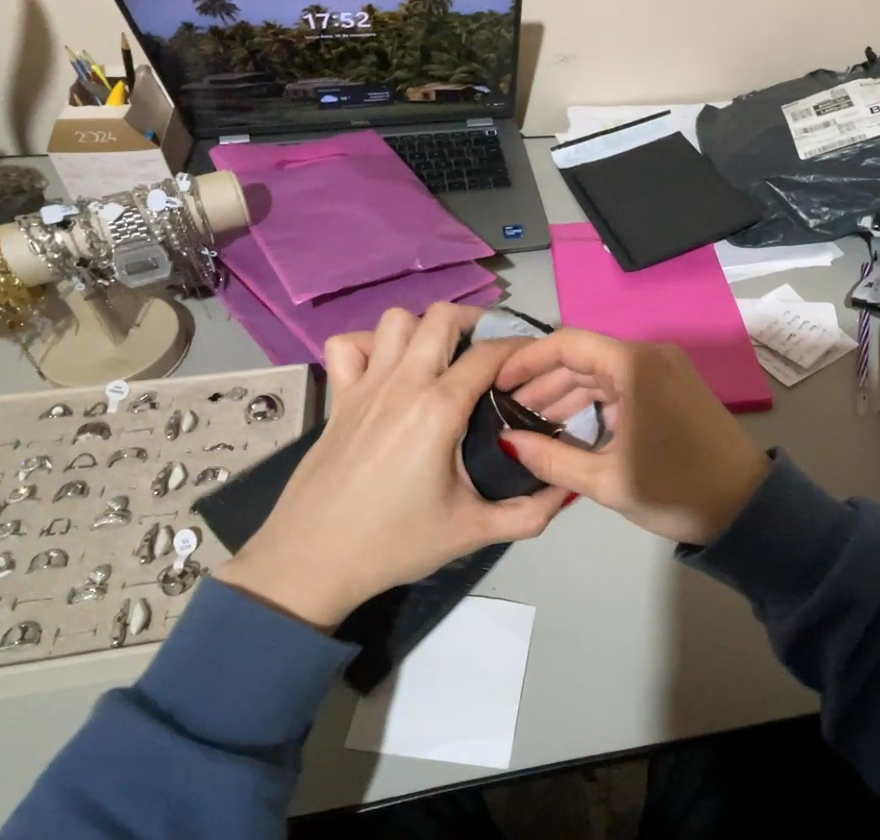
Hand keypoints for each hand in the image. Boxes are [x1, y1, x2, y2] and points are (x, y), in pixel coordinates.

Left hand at [215, 305, 571, 629]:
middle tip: (491, 351)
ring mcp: (364, 387)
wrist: (311, 563)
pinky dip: (371, 345)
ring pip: (396, 320)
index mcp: (438, 409)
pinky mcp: (337, 399)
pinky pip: (348, 346)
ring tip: (443, 357)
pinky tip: (388, 370)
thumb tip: (568, 492)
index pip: (488, 354)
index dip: (517, 349)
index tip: (532, 361)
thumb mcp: (472, 532)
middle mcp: (402, 384)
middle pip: (441, 317)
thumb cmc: (394, 544)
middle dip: (474, 321)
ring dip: (425, 328)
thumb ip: (529, 512)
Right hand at [494, 329, 771, 545]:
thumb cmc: (675, 490)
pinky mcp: (673, 387)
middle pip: (584, 357)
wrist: (746, 507)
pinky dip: (595, 401)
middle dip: (543, 381)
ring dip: (567, 394)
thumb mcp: (607, 480)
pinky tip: (568, 426)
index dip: (527, 359)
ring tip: (529, 422)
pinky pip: (623, 383)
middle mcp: (650, 355)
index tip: (496, 381)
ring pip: (602, 372)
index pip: (568, 343)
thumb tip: (505, 441)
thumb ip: (550, 458)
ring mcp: (665, 369)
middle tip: (505, 410)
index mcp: (635, 365)